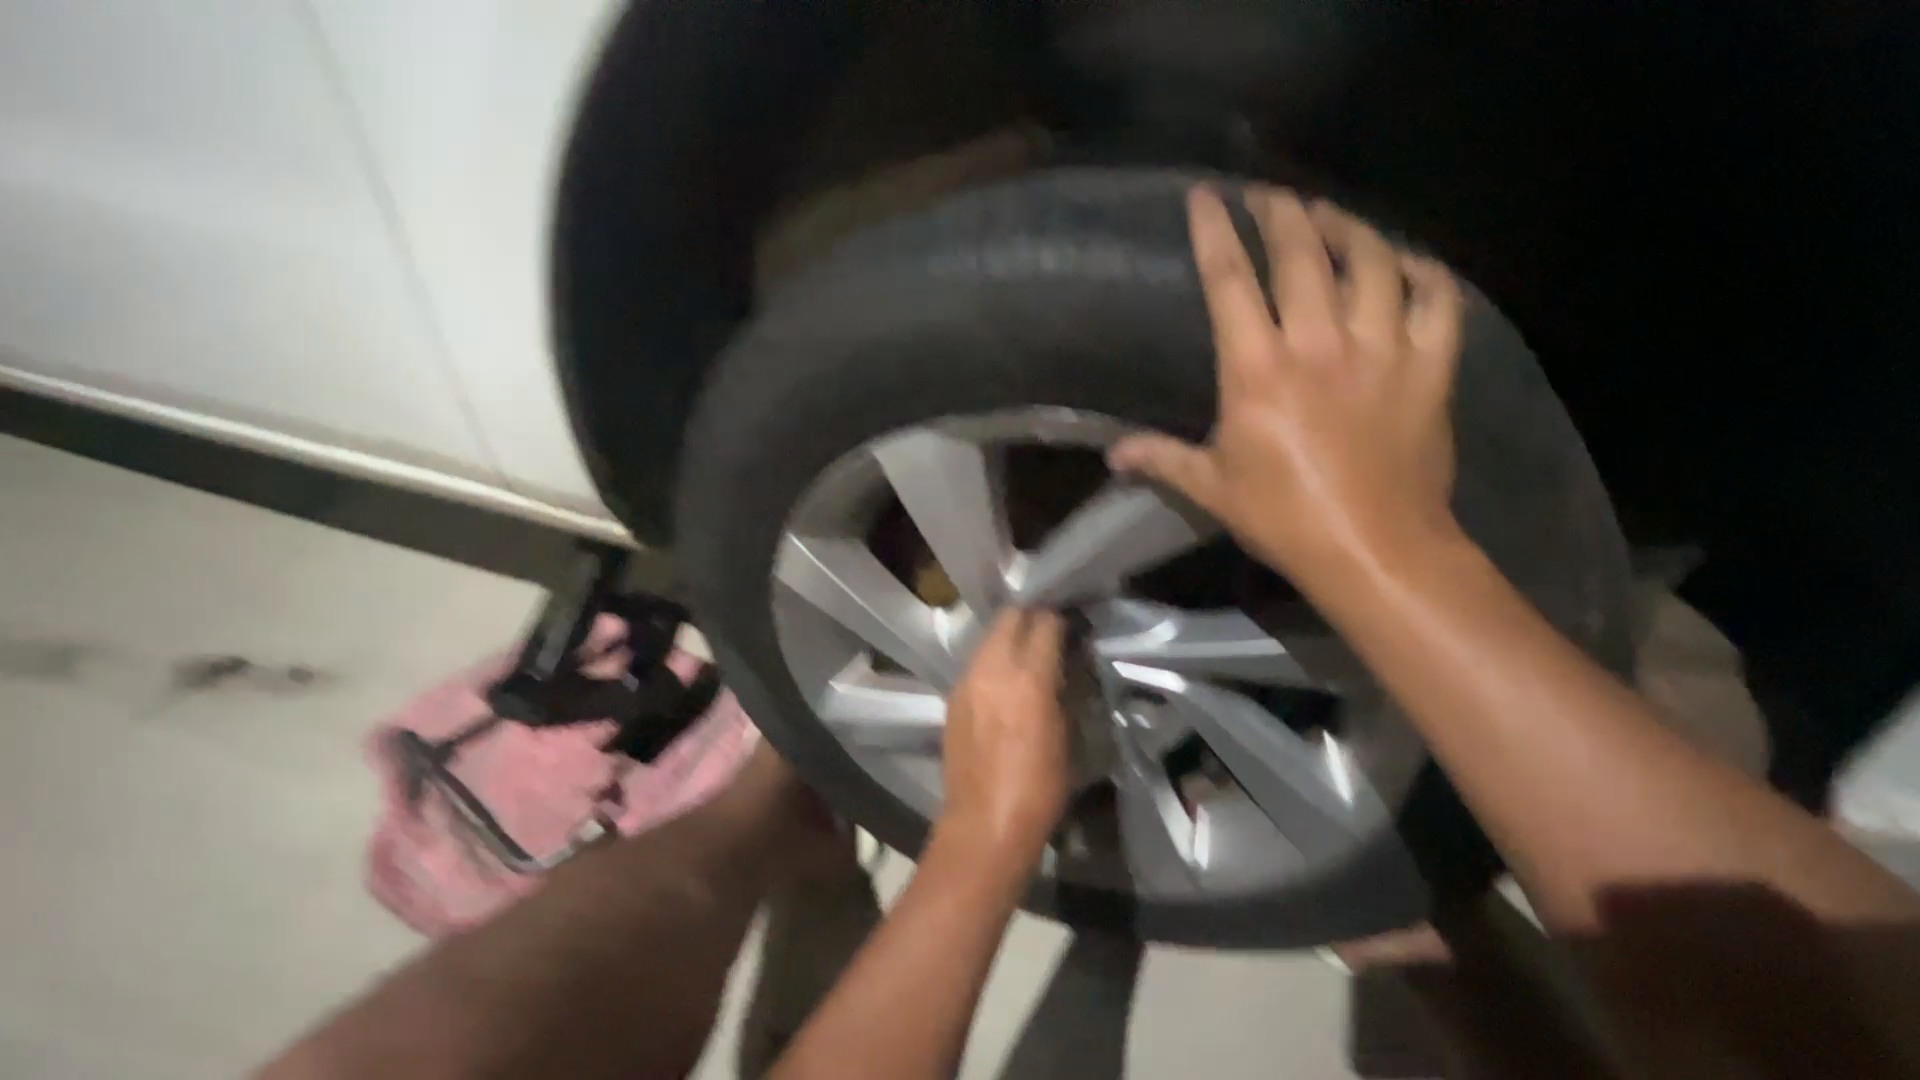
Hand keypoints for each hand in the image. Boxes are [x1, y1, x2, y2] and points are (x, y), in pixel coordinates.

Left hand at [939, 610, 1071, 861]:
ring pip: (988, 638)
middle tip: (1049, 628)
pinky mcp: (952, 698)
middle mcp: (992, 669)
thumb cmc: (1038, 788)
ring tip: (1027, 651)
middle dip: (1031, 617)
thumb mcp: (1067, 736)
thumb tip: (1063, 668)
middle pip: (1010, 618)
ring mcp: (966, 681)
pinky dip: (992, 660)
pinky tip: (1004, 677)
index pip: (1044, 624)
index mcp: (1028, 678)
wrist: (985, 824)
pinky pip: (975, 663)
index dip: (1060, 619)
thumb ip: (1063, 691)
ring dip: (1008, 636)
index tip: (1072, 622)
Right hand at [1109, 186, 1466, 586]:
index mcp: (1257, 369)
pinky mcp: (1430, 366)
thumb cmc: (1284, 518)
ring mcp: (1382, 348)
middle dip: (1282, 211)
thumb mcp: (1212, 488)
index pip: (1230, 280)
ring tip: (1331, 217)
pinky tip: (1408, 264)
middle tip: (1271, 194)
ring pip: (1372, 261)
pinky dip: (1424, 273)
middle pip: (1302, 252)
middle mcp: (1320, 342)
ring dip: (1349, 228)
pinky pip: (1437, 300)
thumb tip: (1112, 456)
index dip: (1214, 231)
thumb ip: (1162, 459)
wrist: (1374, 549)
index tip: (1206, 195)